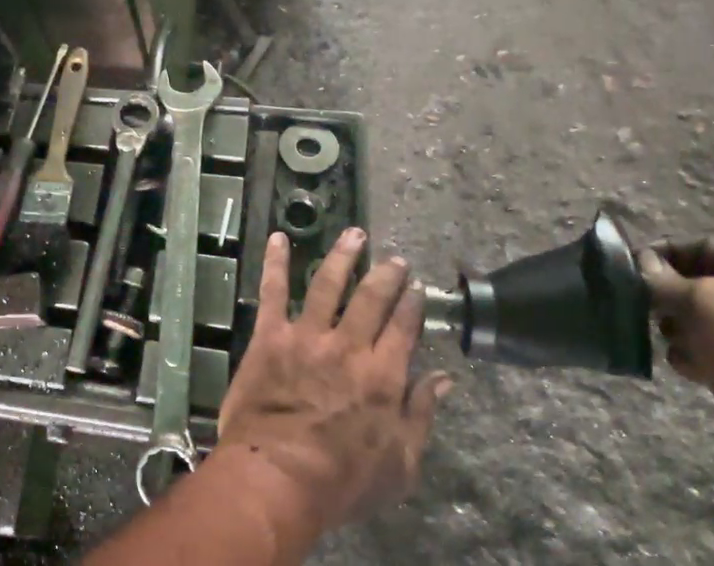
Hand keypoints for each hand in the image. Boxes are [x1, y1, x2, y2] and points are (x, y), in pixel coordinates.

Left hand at [212, 227, 451, 530]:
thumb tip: (444, 379)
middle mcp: (348, 346)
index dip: (413, 304)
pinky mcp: (269, 337)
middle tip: (394, 259)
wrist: (277, 477)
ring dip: (342, 256)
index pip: (404, 327)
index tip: (418, 288)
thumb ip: (421, 415)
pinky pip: (272, 292)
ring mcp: (306, 337)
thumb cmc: (342, 481)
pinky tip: (278, 238)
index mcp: (383, 376)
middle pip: (371, 298)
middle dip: (386, 274)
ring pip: (327, 284)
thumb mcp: (400, 464)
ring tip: (354, 234)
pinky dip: (275, 262)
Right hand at [640, 237, 713, 464]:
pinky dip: (695, 356)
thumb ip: (664, 280)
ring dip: (679, 329)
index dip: (668, 251)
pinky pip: (709, 351)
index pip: (706, 246)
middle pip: (700, 284)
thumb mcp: (702, 302)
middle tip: (647, 308)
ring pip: (700, 320)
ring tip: (676, 343)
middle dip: (670, 296)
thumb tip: (642, 262)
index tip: (633, 265)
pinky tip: (694, 370)